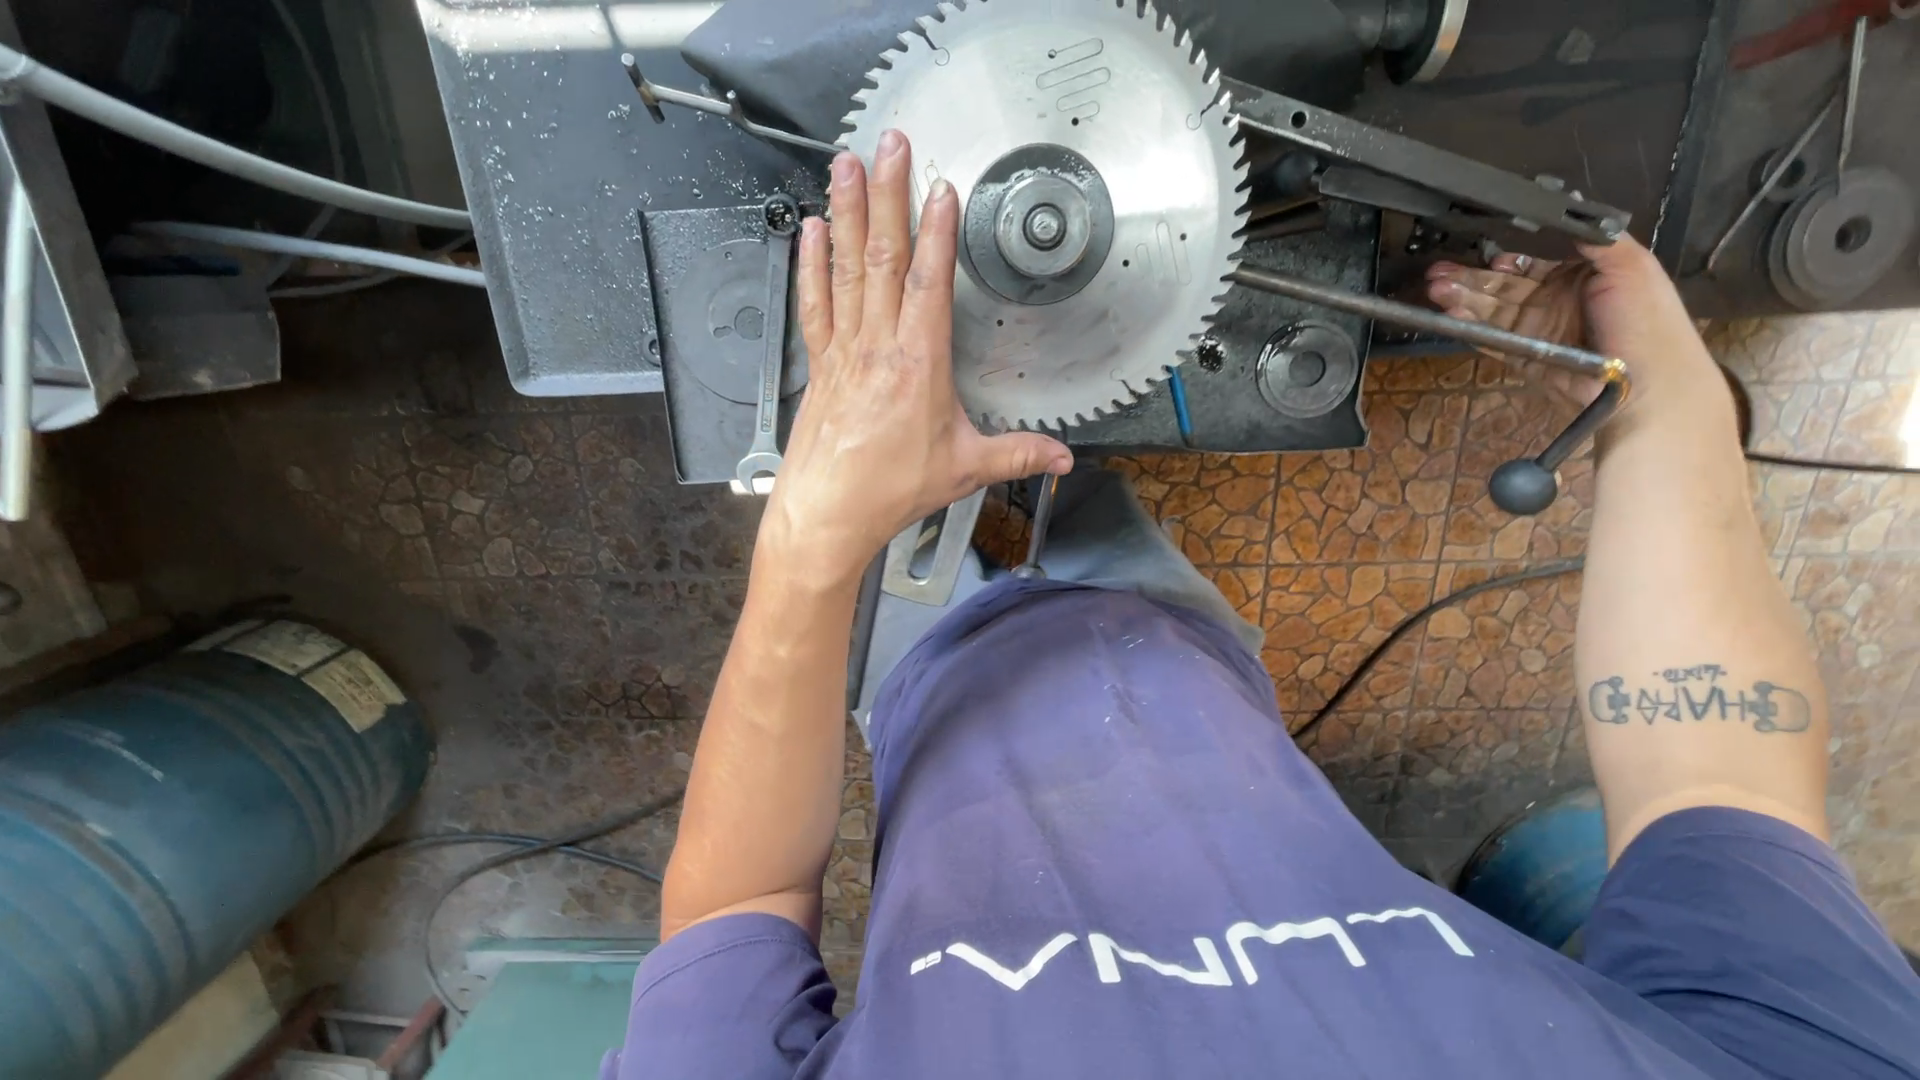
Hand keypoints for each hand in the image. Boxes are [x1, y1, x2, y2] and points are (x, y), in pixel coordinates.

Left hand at [759, 131, 1073, 587]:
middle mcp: (877, 346)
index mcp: (917, 364)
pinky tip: (810, 232)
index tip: (940, 186)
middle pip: (882, 257)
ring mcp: (844, 350)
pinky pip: (815, 304)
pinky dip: (812, 265)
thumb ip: (1017, 455)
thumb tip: (1061, 459)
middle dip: (887, 195)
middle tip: (888, 146)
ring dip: (846, 214)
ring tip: (845, 165)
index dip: (936, 231)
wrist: (828, 513)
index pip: (929, 282)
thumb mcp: (964, 471)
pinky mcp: (820, 364)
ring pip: (846, 269)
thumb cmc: (889, 490)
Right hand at [1423, 234, 1721, 417]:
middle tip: (1437, 274)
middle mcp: (1551, 301)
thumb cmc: (1644, 317)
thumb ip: (1601, 241)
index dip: (1502, 261)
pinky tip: (1451, 316)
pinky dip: (1469, 328)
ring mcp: (1534, 331)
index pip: (1528, 264)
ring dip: (1462, 299)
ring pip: (1490, 310)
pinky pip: (1490, 339)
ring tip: (1436, 290)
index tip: (1485, 258)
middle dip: (1469, 279)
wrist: (1645, 378)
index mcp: (1577, 277)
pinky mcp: (1522, 356)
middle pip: (1501, 286)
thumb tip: (1571, 217)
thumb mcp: (1634, 266)